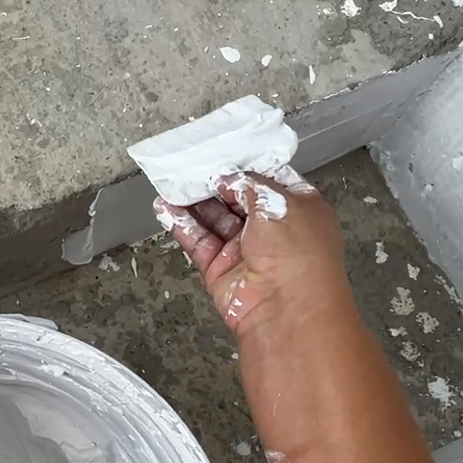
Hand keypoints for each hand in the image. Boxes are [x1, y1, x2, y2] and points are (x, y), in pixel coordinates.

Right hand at [155, 172, 353, 340]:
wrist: (286, 309)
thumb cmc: (297, 254)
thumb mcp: (278, 202)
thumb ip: (249, 184)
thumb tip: (229, 178)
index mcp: (297, 208)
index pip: (267, 181)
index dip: (245, 168)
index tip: (222, 154)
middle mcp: (272, 229)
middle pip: (236, 200)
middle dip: (214, 183)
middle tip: (189, 167)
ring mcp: (244, 250)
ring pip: (214, 220)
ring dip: (193, 202)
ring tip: (170, 183)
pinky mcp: (220, 268)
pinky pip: (198, 241)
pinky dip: (181, 225)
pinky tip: (165, 208)